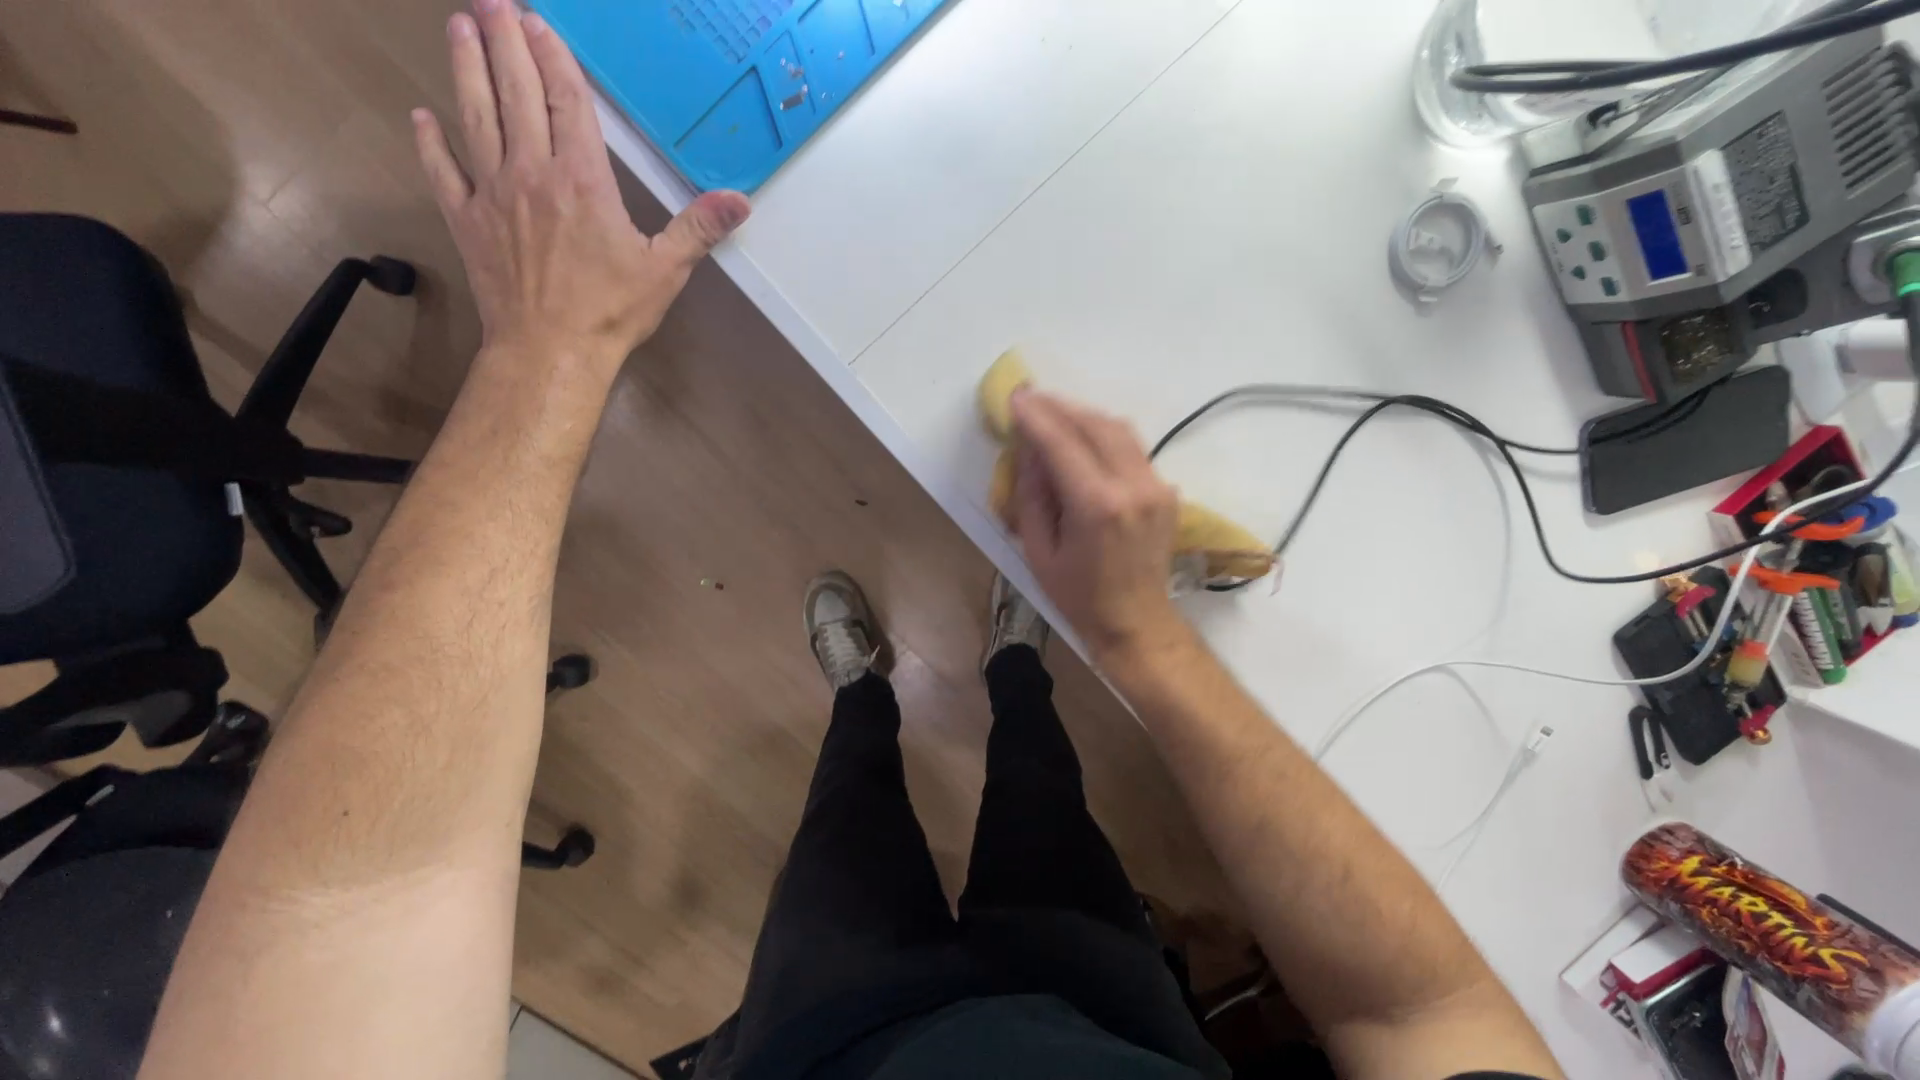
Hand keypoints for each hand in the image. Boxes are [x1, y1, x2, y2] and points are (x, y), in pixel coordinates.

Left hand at [412, 0, 750, 375]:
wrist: (550, 351)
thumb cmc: (610, 311)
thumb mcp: (666, 270)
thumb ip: (698, 228)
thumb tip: (741, 200)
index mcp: (582, 180)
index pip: (565, 103)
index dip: (553, 59)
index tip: (537, 22)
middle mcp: (532, 173)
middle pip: (515, 94)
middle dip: (505, 42)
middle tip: (492, 1)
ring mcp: (492, 195)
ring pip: (475, 117)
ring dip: (465, 68)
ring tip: (459, 27)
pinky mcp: (466, 222)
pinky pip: (443, 172)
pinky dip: (431, 142)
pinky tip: (422, 116)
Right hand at [1007, 391, 1184, 658]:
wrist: (1136, 622)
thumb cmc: (1077, 596)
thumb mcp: (1038, 550)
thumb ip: (1033, 495)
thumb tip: (1029, 450)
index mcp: (1097, 507)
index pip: (1062, 444)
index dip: (1036, 417)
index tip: (1016, 397)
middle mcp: (1133, 488)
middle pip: (1095, 425)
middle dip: (1060, 407)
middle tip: (1032, 398)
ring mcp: (1156, 486)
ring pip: (1120, 430)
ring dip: (1084, 415)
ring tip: (1054, 412)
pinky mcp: (1166, 491)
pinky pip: (1133, 449)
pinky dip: (1104, 436)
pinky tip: (1083, 438)